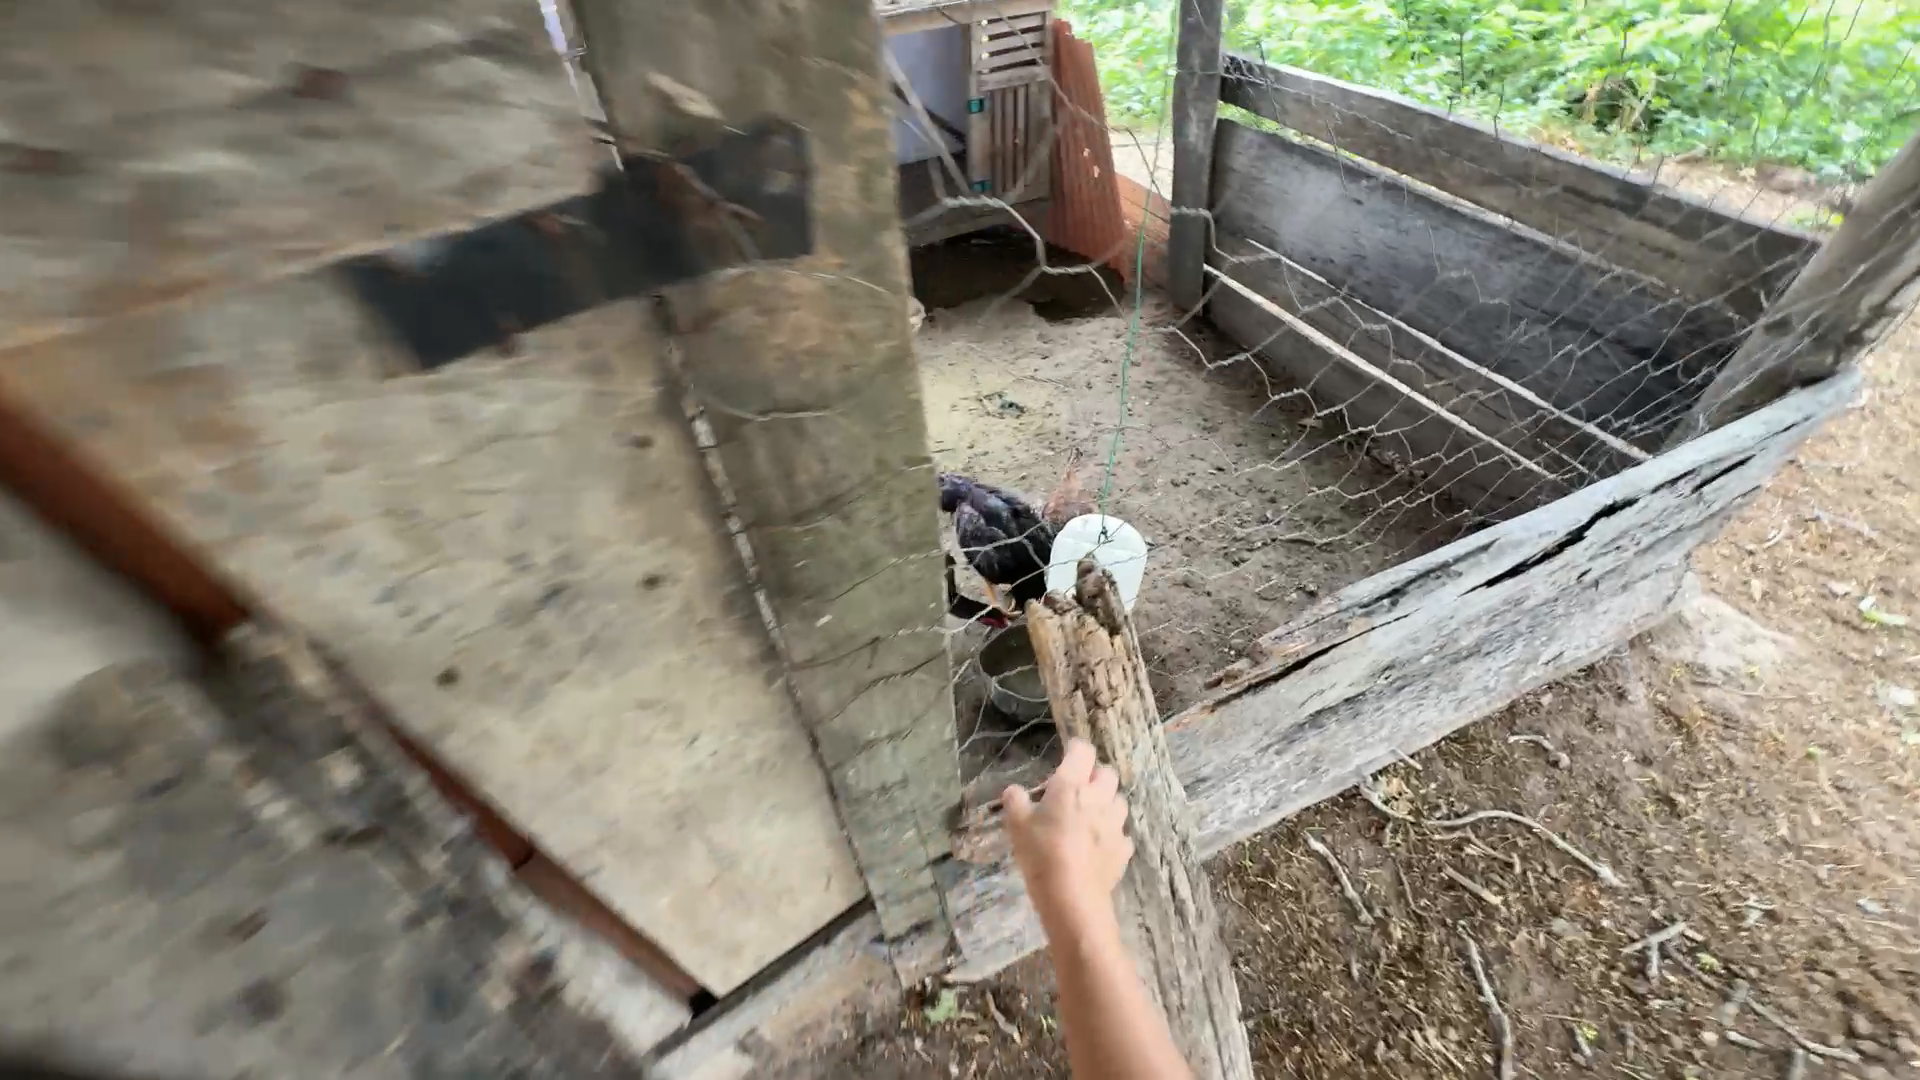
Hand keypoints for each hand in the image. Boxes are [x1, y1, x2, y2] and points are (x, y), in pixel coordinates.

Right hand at [1003, 738, 1132, 934]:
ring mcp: (1115, 824)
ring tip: (1091, 815)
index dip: (1075, 749)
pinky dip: (1112, 833)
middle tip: (1078, 788)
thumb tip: (1014, 790)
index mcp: (1071, 786)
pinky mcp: (1123, 849)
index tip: (1067, 755)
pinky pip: (1121, 832)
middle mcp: (1098, 798)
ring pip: (1119, 801)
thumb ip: (1016, 802)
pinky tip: (1099, 844)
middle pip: (1107, 773)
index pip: (1082, 751)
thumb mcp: (1017, 826)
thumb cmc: (1041, 855)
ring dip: (1107, 802)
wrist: (1073, 900)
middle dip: (1095, 775)